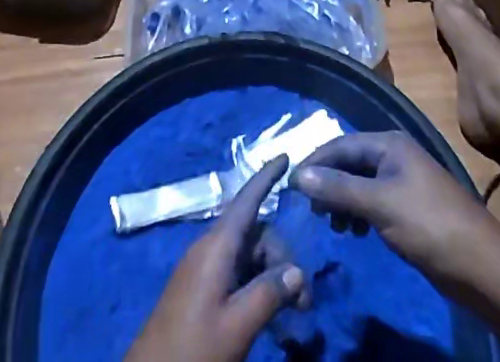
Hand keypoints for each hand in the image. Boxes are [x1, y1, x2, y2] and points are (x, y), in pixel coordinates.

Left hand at [126, 156, 309, 361]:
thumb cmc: (195, 346)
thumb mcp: (238, 324)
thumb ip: (270, 294)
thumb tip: (297, 272)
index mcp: (216, 247)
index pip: (246, 200)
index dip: (266, 178)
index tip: (286, 156)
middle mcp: (210, 248)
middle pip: (257, 234)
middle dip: (284, 258)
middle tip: (304, 303)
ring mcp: (205, 267)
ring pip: (250, 255)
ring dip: (275, 276)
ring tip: (295, 314)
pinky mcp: (203, 286)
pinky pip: (239, 271)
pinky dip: (259, 285)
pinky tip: (274, 314)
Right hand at [292, 131, 499, 282]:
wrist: (484, 268)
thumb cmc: (429, 226)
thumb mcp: (378, 204)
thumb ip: (337, 188)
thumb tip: (298, 175)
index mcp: (390, 144)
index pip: (340, 144)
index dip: (314, 162)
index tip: (291, 184)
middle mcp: (396, 156)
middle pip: (349, 162)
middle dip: (327, 183)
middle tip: (311, 209)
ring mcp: (405, 182)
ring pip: (360, 183)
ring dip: (342, 200)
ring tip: (334, 225)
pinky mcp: (410, 207)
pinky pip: (373, 200)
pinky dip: (359, 212)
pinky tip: (355, 231)